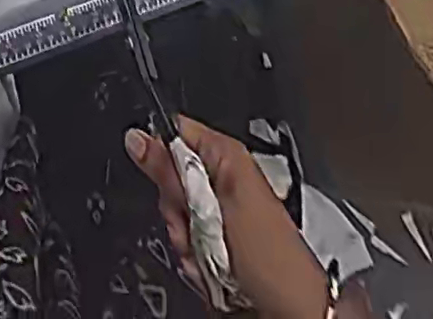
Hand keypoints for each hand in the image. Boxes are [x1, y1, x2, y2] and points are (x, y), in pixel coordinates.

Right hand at [127, 116, 329, 318]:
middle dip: (174, 208)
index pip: (173, 131)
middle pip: (170, 175)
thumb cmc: (269, 259)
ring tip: (208, 254)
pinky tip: (210, 266)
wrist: (296, 312)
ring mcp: (222, 206)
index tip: (167, 182)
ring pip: (177, 209)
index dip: (160, 154)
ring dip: (184, 236)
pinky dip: (193, 253)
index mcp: (225, 154)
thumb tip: (136, 137)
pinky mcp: (222, 233)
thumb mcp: (210, 209)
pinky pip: (189, 234)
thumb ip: (170, 172)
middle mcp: (223, 175)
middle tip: (194, 227)